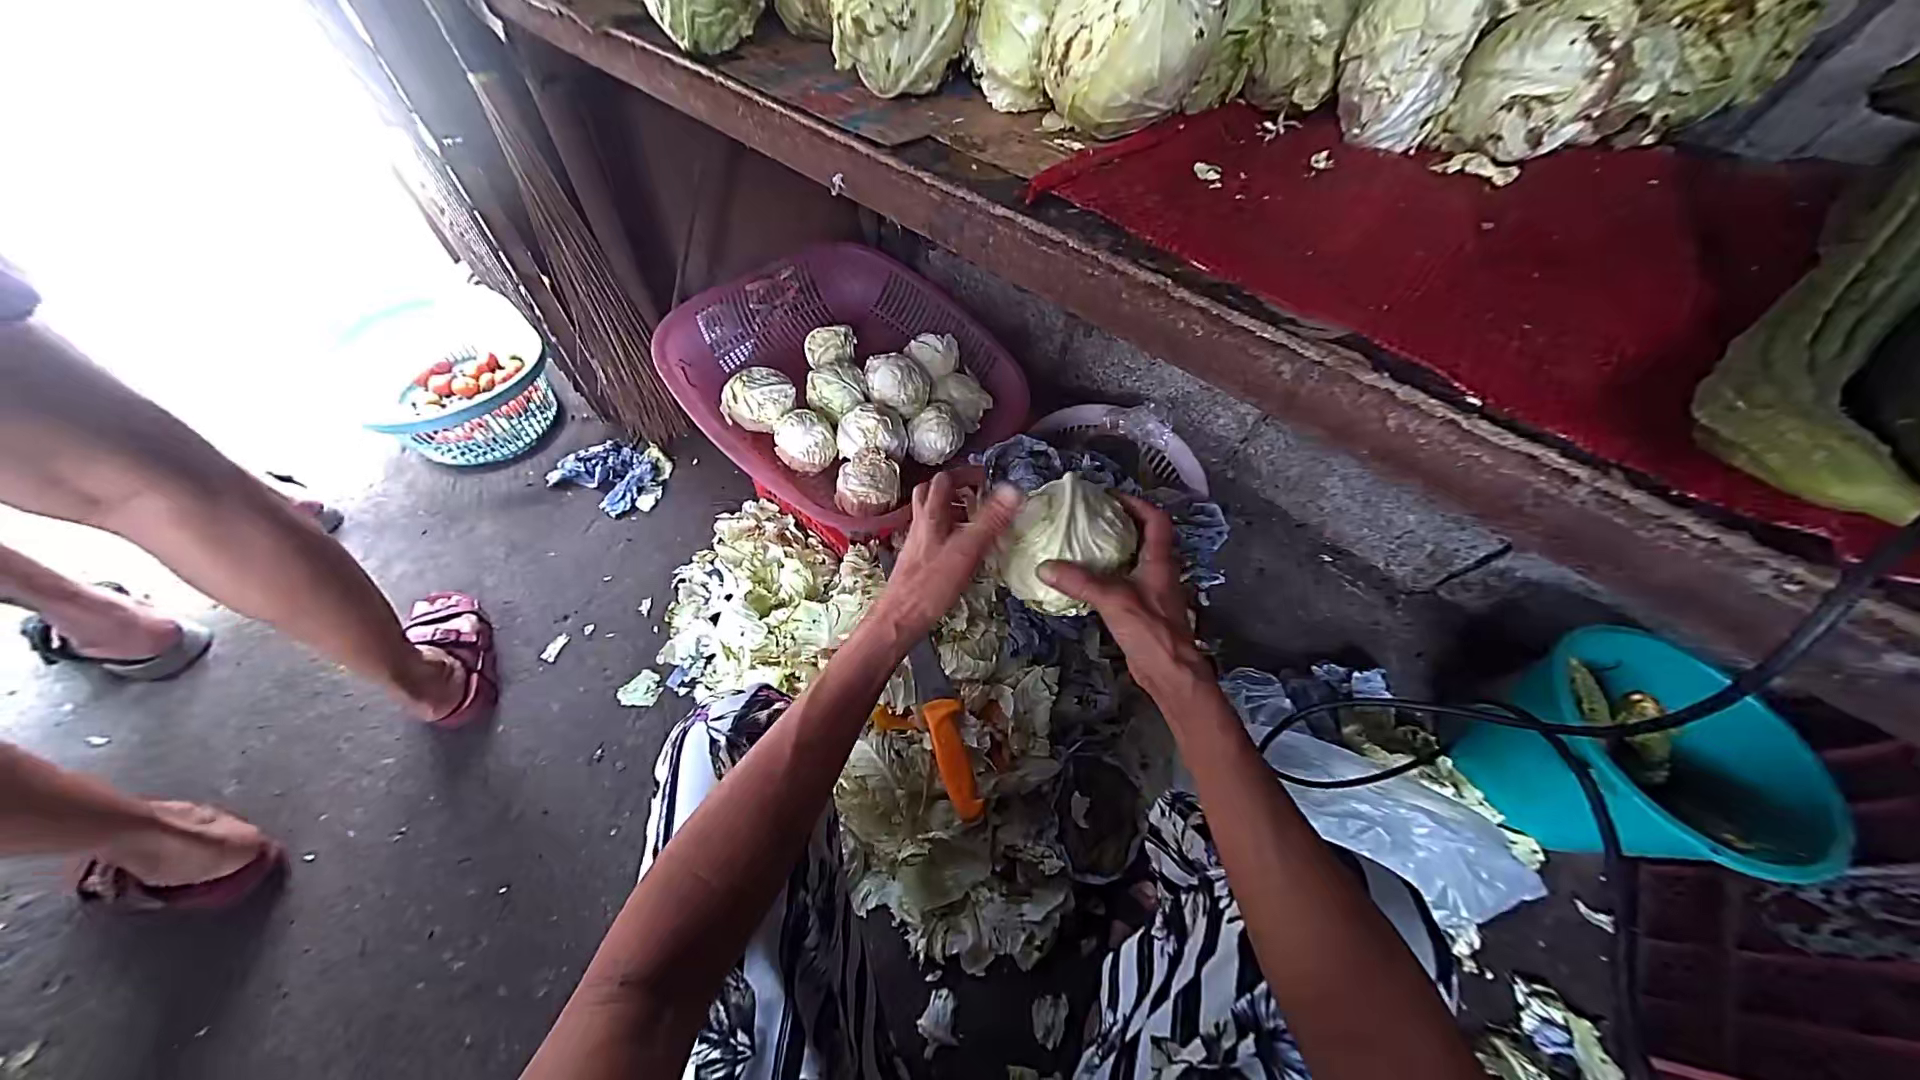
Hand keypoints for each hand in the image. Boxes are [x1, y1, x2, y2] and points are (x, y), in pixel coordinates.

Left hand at [874, 473, 1023, 637]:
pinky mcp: (917, 561)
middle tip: (976, 496)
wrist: (899, 619)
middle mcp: (921, 524)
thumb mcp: (967, 550)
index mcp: (931, 515)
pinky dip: (949, 534)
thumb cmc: (931, 585)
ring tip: (974, 522)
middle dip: (955, 489)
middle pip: (931, 494)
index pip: (944, 480)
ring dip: (952, 512)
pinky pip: (934, 536)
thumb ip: (990, 520)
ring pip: (932, 516)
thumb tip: (1012, 491)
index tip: (986, 479)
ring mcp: (917, 543)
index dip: (965, 474)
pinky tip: (963, 550)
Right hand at [1038, 493, 1209, 692]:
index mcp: (1160, 561)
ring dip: (1115, 549)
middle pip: (1145, 537)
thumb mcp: (1113, 600)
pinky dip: (1109, 574)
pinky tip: (1088, 579)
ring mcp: (1153, 591)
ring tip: (1086, 543)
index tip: (1111, 497)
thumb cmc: (1151, 630)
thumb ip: (1080, 582)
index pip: (1156, 520)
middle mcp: (1160, 571)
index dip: (1137, 504)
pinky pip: (1125, 581)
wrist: (1170, 672)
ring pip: (1135, 559)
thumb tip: (1045, 566)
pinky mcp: (1143, 610)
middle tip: (1093, 518)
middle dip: (1122, 523)